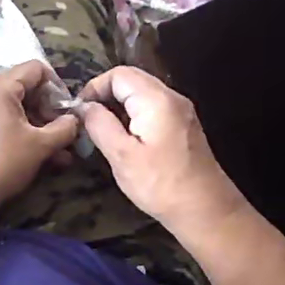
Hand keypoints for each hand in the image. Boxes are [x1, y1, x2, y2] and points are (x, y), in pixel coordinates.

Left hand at [0, 61, 79, 221]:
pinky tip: (44, 157)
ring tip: (62, 153)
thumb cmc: (3, 162)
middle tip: (66, 134)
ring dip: (40, 127)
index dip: (57, 87)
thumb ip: (64, 127)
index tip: (69, 111)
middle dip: (49, 111)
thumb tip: (75, 120)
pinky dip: (23, 134)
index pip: (36, 69)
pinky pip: (4, 122)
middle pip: (26, 89)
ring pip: (17, 109)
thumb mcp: (41, 145)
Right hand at [79, 66, 244, 228]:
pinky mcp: (182, 126)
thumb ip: (99, 125)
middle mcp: (172, 98)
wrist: (205, 210)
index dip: (94, 87)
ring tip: (100, 132)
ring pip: (141, 94)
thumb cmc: (160, 184)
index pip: (119, 74)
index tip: (79, 112)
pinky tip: (123, 140)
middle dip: (104, 95)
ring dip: (117, 106)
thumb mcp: (121, 155)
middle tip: (86, 122)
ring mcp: (180, 111)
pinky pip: (151, 108)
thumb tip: (85, 107)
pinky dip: (132, 116)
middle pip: (131, 80)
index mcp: (156, 100)